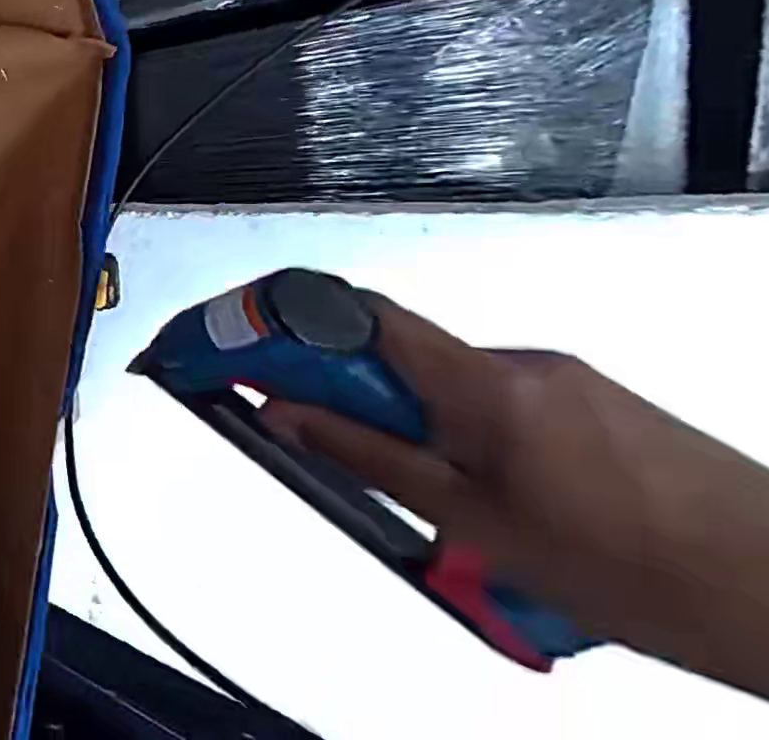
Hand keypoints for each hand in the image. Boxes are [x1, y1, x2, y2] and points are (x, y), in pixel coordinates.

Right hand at [261, 295, 768, 694]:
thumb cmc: (642, 572)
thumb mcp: (470, 522)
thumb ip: (363, 455)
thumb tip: (283, 415)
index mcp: (485, 384)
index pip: (364, 317)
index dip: (293, 318)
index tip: (247, 341)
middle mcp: (522, 365)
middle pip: (395, 353)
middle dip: (350, 392)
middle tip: (329, 440)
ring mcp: (564, 381)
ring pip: (443, 383)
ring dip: (409, 422)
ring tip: (435, 493)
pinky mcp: (594, 404)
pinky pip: (491, 400)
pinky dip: (458, 431)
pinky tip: (490, 492)